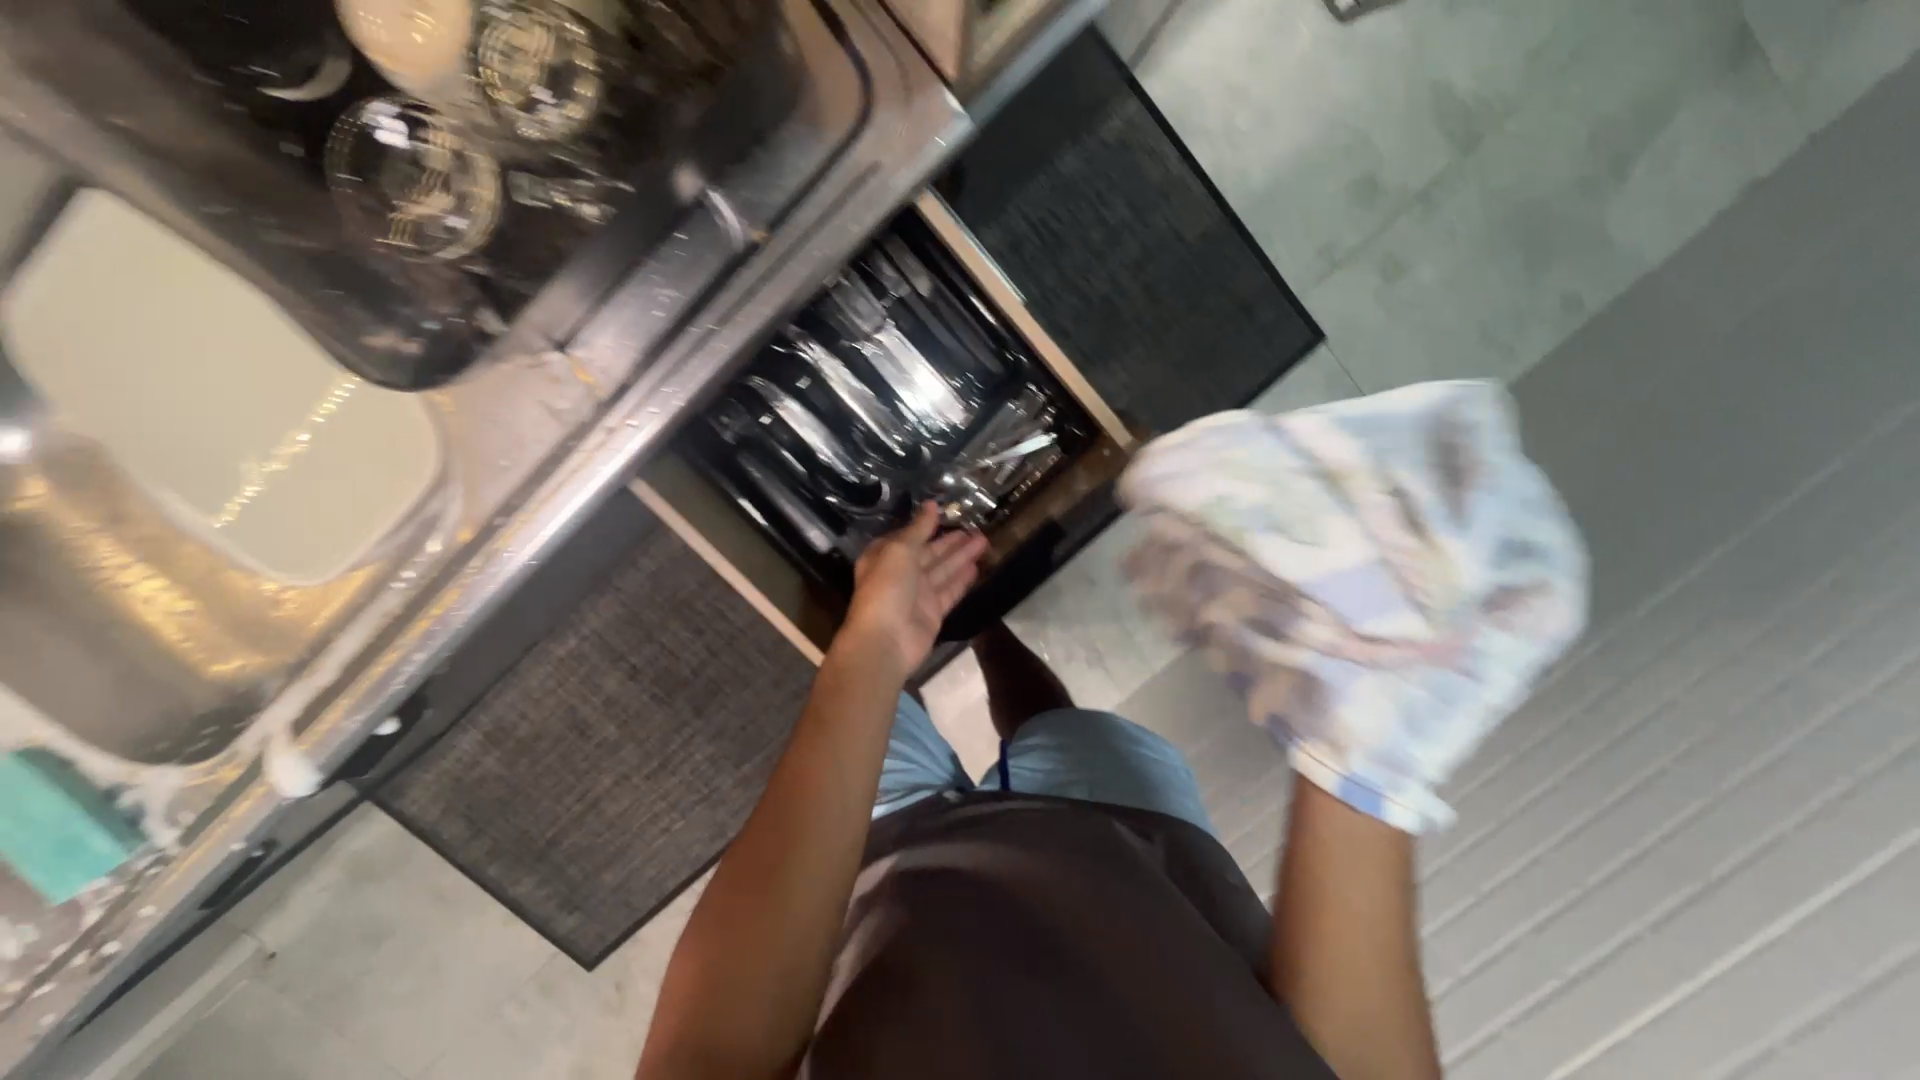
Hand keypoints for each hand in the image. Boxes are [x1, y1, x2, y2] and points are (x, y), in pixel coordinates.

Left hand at [839, 502, 987, 677]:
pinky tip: (977, 567)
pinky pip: (950, 591)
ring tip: (984, 541)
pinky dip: (962, 579)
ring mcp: (918, 594)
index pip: (909, 536)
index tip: (949, 512)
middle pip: (930, 553)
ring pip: (943, 570)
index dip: (928, 525)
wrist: (886, 639)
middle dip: (952, 541)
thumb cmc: (886, 588)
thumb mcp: (899, 550)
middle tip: (977, 528)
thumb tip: (932, 505)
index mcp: (885, 556)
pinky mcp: (933, 612)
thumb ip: (918, 528)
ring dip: (962, 556)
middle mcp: (901, 573)